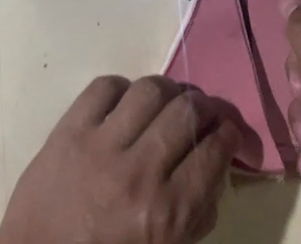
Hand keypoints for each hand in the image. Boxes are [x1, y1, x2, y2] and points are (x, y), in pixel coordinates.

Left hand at [0, 75, 242, 243]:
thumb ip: (196, 212)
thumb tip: (214, 165)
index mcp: (166, 212)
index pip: (213, 153)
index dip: (232, 134)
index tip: (232, 131)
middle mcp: (138, 172)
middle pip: (186, 112)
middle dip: (208, 106)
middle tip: (209, 112)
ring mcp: (100, 145)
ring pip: (149, 90)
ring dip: (170, 90)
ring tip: (172, 100)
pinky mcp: (68, 129)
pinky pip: (104, 87)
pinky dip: (123, 87)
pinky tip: (128, 101)